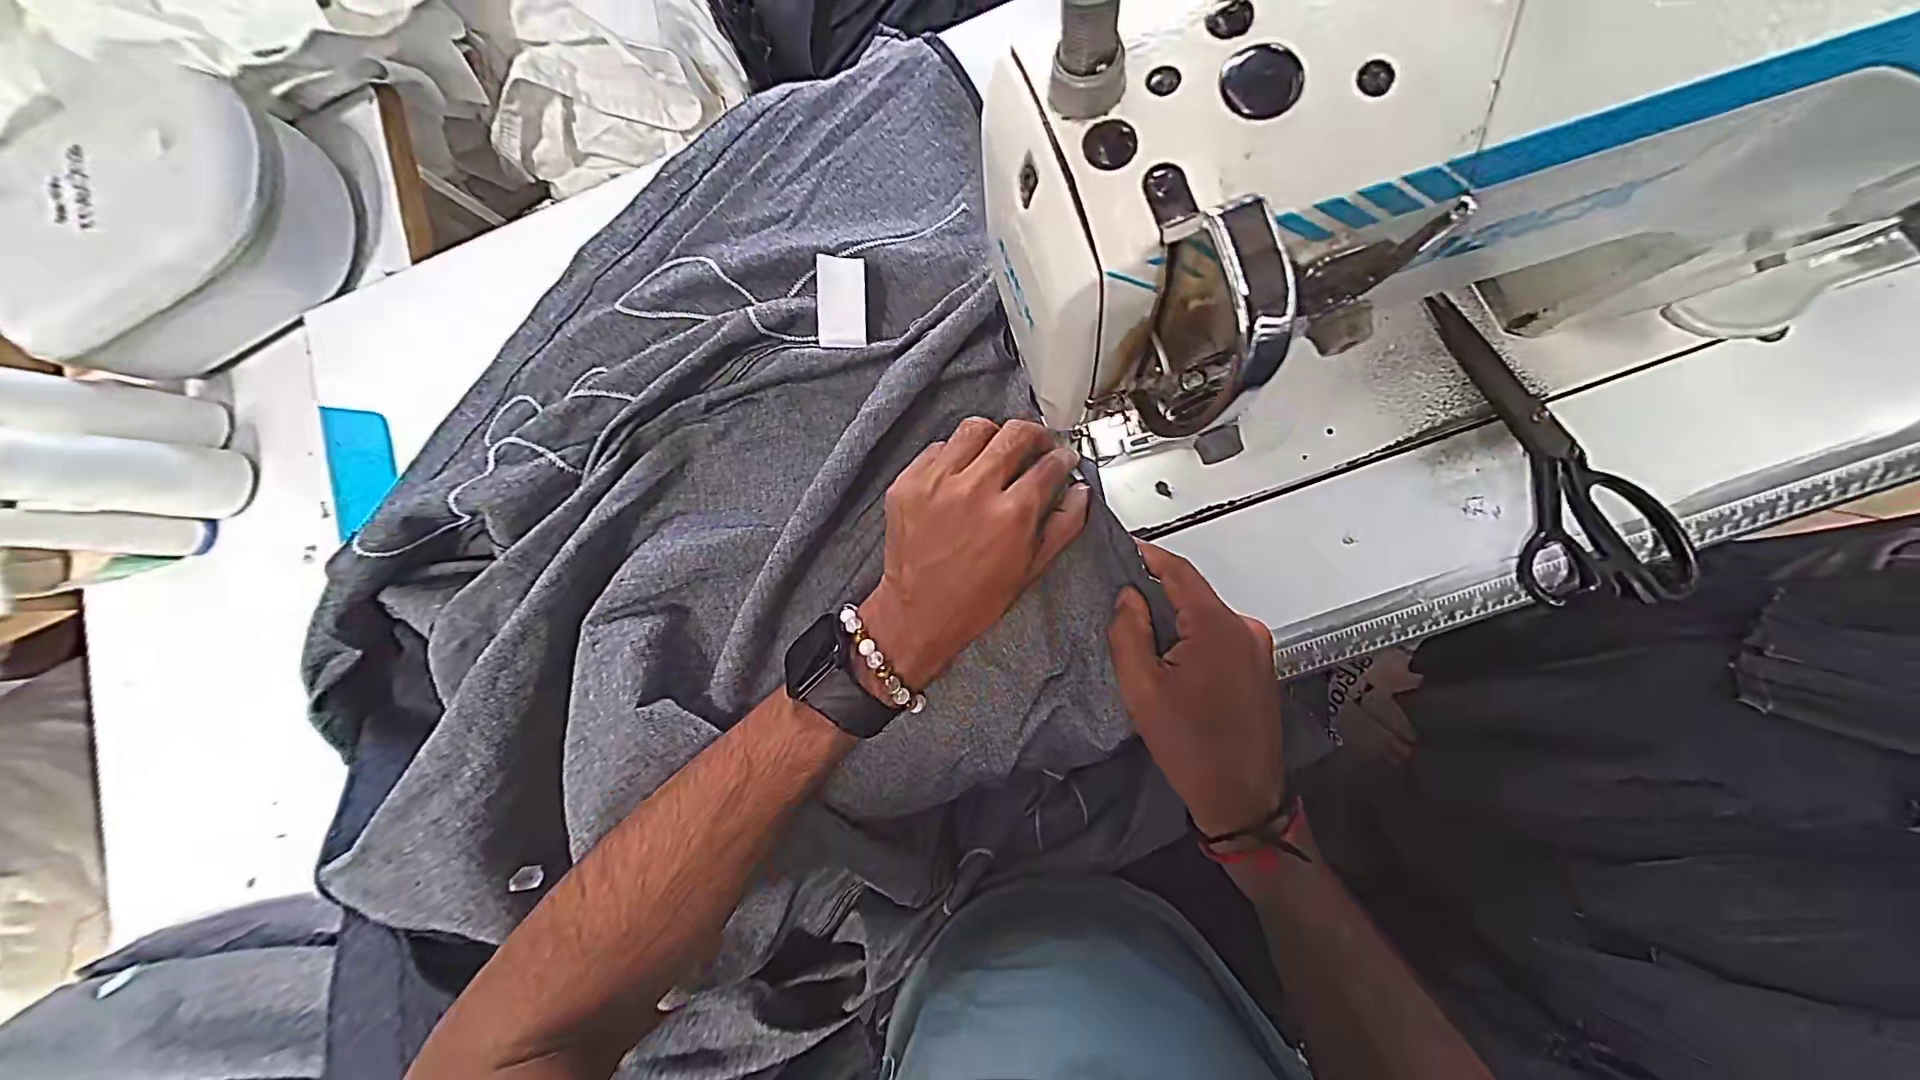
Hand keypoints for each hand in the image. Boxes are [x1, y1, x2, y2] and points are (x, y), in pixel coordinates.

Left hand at [859, 417, 1090, 688]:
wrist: (918, 613)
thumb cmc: (973, 600)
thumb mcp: (1031, 569)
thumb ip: (1063, 526)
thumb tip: (1080, 493)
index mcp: (1011, 514)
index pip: (1048, 464)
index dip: (1062, 458)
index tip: (1062, 458)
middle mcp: (975, 491)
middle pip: (1016, 434)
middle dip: (1035, 434)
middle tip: (1037, 443)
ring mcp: (937, 483)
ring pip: (975, 428)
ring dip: (994, 435)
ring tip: (998, 450)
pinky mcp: (909, 483)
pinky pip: (938, 447)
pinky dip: (955, 453)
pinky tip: (962, 470)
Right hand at [1108, 541, 1286, 836]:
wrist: (1242, 797)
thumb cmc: (1191, 747)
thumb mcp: (1141, 688)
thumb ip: (1129, 632)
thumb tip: (1128, 597)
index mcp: (1218, 628)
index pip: (1179, 572)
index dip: (1149, 555)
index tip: (1125, 546)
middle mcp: (1245, 629)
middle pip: (1194, 593)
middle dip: (1158, 591)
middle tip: (1122, 597)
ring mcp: (1258, 648)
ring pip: (1206, 615)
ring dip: (1176, 617)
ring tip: (1144, 635)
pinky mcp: (1260, 666)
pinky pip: (1221, 634)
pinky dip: (1194, 635)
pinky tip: (1173, 658)